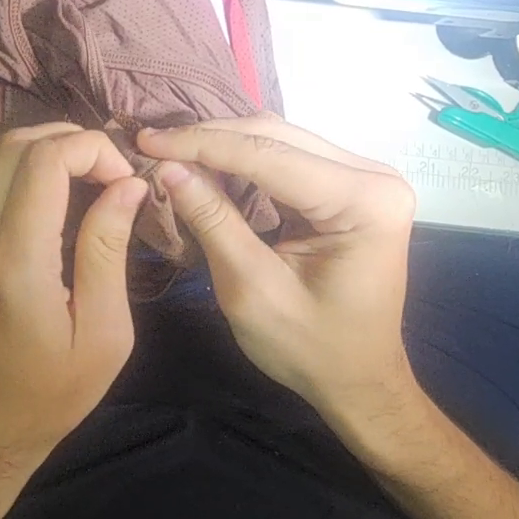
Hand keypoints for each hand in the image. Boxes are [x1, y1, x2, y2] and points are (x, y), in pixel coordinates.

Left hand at [0, 123, 148, 499]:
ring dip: (49, 155)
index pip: (44, 160)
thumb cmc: (44, 402)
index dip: (92, 149)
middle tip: (112, 171)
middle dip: (70, 139)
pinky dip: (30, 179)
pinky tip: (66, 207)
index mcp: (15, 261)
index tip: (127, 180)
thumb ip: (108, 251)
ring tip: (96, 183)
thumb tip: (127, 186)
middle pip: (14, 146)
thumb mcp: (101, 337)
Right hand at [137, 115, 420, 424]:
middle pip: (275, 137)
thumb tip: (167, 166)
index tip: (146, 140)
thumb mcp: (251, 288)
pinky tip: (204, 160)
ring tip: (169, 147)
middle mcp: (373, 177)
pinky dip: (241, 159)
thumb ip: (212, 220)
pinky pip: (287, 157)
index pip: (267, 155)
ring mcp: (364, 178)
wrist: (359, 382)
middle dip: (208, 137)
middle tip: (150, 141)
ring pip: (278, 140)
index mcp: (363, 202)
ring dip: (222, 143)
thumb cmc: (310, 348)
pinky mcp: (348, 186)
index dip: (200, 144)